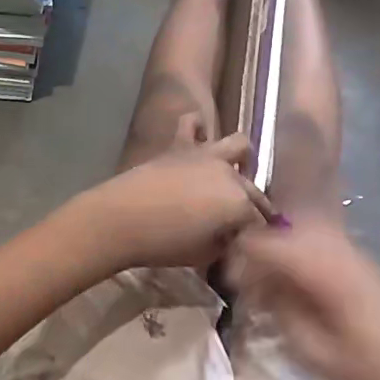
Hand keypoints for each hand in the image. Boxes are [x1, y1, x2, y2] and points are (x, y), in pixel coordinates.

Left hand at [67, 115, 268, 269]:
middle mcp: (229, 174)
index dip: (255, 235)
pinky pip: (193, 123)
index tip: (248, 246)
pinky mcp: (180, 145)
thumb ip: (225, 244)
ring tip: (235, 173)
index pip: (258, 220)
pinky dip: (198, 128)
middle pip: (252, 189)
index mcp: (239, 203)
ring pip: (238, 145)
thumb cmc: (165, 244)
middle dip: (253, 207)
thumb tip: (231, 237)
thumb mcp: (204, 256)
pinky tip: (199, 139)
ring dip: (242, 159)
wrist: (122, 219)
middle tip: (240, 225)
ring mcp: (206, 155)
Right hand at [228, 220, 379, 379]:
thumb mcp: (314, 352)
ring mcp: (349, 250)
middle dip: (254, 247)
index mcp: (320, 265)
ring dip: (275, 249)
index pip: (264, 240)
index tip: (222, 275)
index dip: (238, 253)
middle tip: (239, 280)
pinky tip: (290, 286)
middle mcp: (333, 246)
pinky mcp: (357, 261)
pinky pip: (315, 243)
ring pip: (297, 231)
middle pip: (280, 228)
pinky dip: (295, 255)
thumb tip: (258, 286)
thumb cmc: (372, 374)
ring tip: (261, 283)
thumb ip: (280, 310)